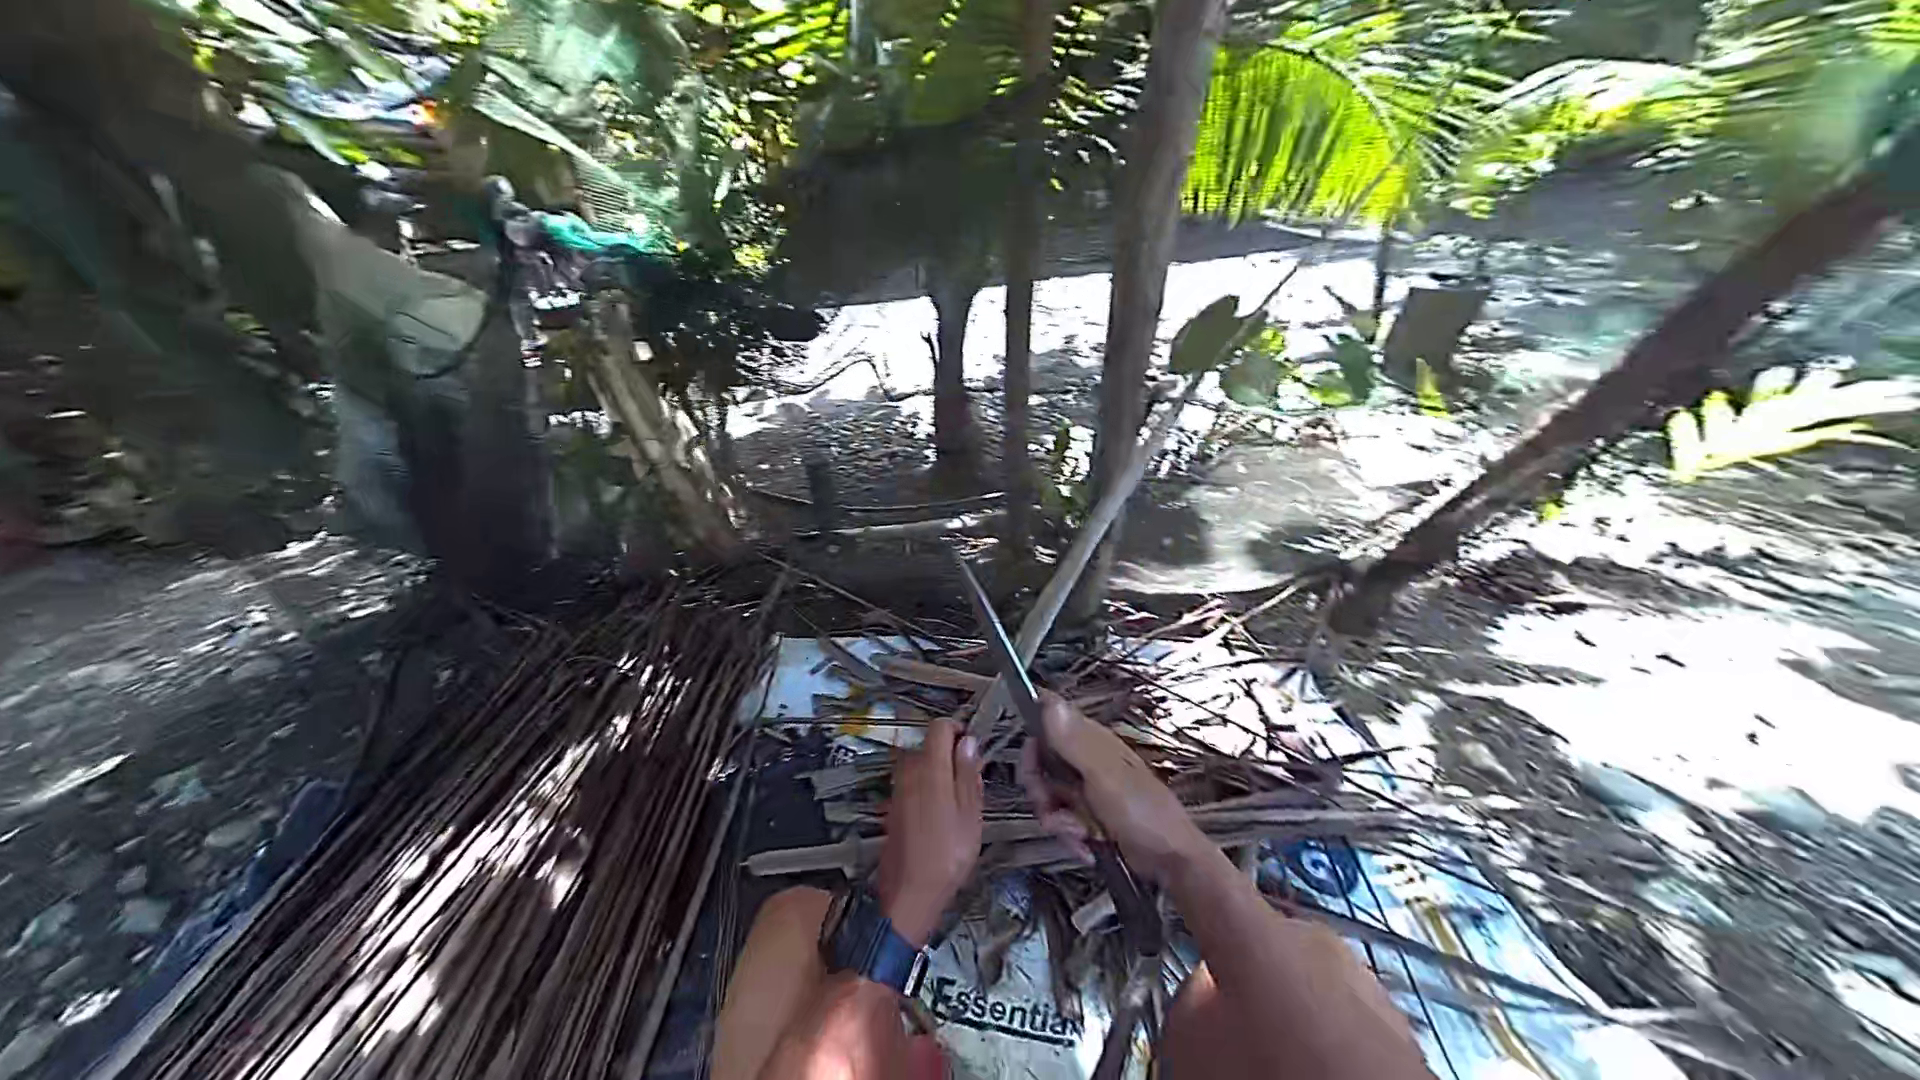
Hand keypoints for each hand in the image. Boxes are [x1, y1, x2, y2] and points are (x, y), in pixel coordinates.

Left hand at [876, 719, 982, 945]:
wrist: (909, 892)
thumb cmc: (948, 853)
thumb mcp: (970, 813)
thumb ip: (968, 772)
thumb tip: (968, 741)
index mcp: (929, 767)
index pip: (939, 727)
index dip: (958, 730)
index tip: (973, 750)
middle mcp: (908, 770)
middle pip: (930, 745)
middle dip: (951, 755)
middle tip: (972, 783)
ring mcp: (898, 787)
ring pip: (922, 764)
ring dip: (940, 773)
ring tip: (959, 804)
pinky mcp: (893, 804)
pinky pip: (914, 782)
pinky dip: (928, 788)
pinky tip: (940, 815)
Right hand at [1020, 693, 1208, 881]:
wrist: (1171, 863)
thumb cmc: (1144, 814)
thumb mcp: (1104, 775)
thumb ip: (1074, 741)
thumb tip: (1049, 702)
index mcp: (1091, 739)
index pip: (1049, 718)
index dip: (1033, 736)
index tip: (1031, 762)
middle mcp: (1085, 759)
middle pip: (1040, 763)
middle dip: (1040, 790)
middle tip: (1051, 806)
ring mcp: (1086, 788)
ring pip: (1048, 795)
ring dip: (1057, 819)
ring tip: (1078, 832)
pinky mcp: (1088, 814)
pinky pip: (1061, 819)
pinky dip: (1068, 834)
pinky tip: (1086, 843)